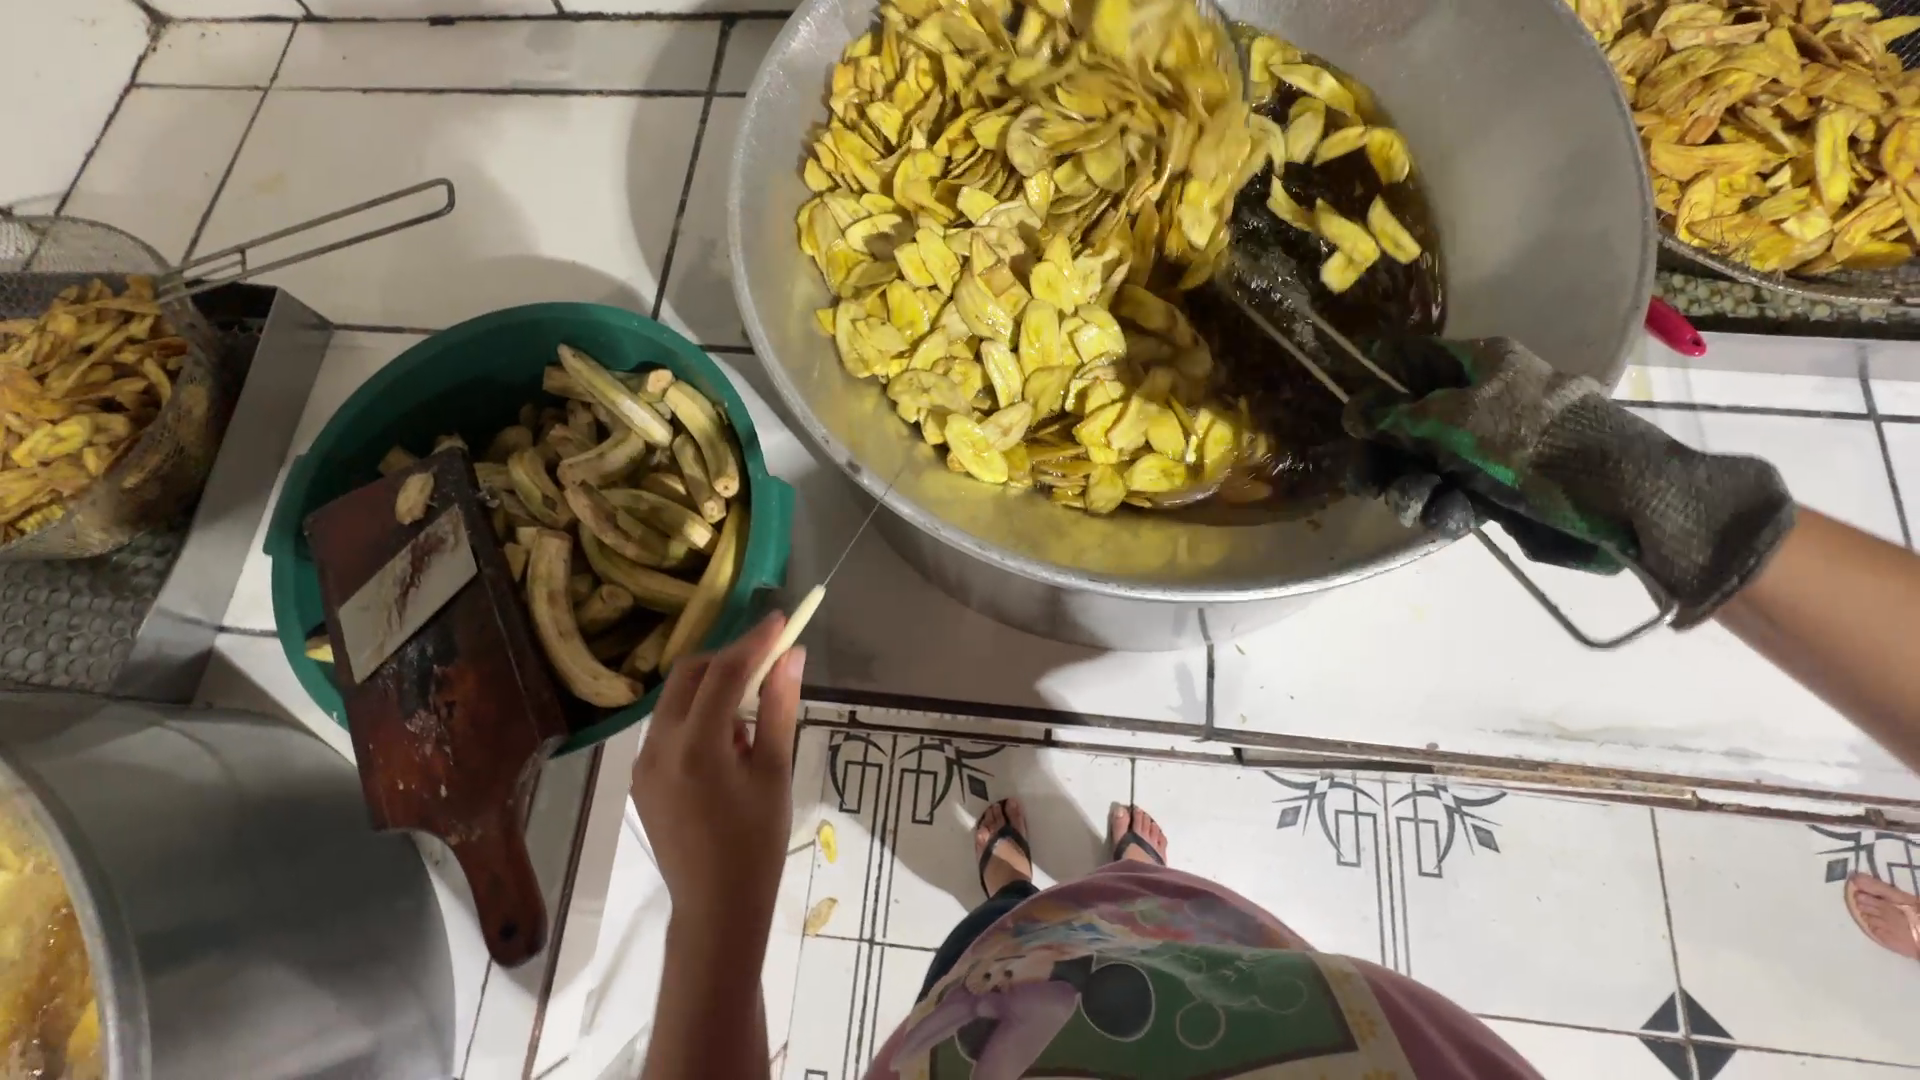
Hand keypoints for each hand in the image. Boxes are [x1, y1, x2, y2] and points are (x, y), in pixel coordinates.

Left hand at [631, 612, 804, 927]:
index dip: (756, 641)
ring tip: (751, 713)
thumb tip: (793, 656)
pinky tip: (726, 743)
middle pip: (689, 675)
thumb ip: (779, 706)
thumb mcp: (775, 770)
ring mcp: (643, 762)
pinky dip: (697, 716)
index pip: (725, 672)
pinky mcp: (641, 778)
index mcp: (696, 745)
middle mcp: (658, 745)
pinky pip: (668, 727)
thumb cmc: (757, 842)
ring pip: (676, 699)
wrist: (715, 907)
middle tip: (767, 660)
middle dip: (728, 658)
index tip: (782, 621)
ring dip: (712, 687)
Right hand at [1344, 336, 1794, 626]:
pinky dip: (1445, 508)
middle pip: (1408, 424)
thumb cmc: (1531, 441)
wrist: (1614, 499)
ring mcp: (1490, 449)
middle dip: (1384, 456)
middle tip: (1366, 480)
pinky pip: (1452, 495)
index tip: (1344, 402)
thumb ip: (1396, 415)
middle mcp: (1483, 403)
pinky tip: (1449, 517)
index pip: (1413, 358)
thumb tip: (1352, 411)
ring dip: (1411, 488)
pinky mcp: (1499, 490)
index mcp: (1481, 366)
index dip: (1374, 376)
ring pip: (1424, 466)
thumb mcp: (1453, 419)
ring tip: (1416, 504)